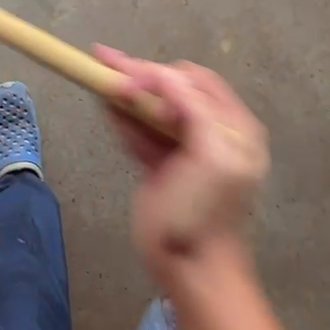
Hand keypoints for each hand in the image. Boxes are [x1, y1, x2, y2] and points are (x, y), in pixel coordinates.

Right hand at [95, 45, 269, 271]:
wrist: (193, 270)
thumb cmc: (205, 211)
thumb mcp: (211, 154)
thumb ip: (192, 107)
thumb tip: (162, 74)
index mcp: (233, 127)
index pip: (196, 81)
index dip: (162, 72)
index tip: (129, 73)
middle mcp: (212, 132)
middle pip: (171, 91)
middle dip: (139, 75)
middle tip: (103, 60)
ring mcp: (185, 150)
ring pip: (152, 110)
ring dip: (126, 92)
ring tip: (97, 74)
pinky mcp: (162, 168)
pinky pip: (140, 134)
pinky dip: (123, 118)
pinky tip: (106, 104)